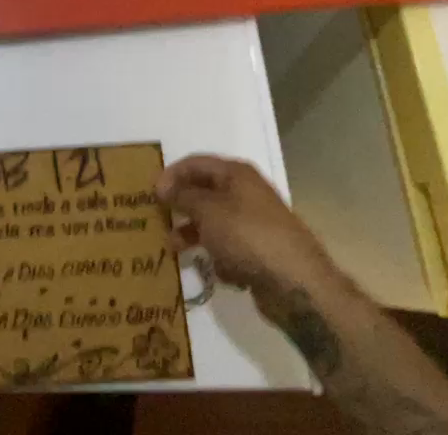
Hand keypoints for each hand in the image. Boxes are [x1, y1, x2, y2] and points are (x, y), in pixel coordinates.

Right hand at [156, 154, 341, 302]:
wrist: (296, 284)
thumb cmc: (247, 236)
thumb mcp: (207, 210)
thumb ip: (182, 196)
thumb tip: (164, 187)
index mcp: (237, 175)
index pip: (196, 163)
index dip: (171, 175)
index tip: (150, 194)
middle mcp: (247, 194)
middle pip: (204, 192)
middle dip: (180, 205)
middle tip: (157, 218)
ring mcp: (254, 224)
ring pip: (214, 222)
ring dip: (193, 233)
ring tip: (173, 247)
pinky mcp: (259, 252)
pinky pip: (228, 247)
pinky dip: (217, 256)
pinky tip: (215, 269)